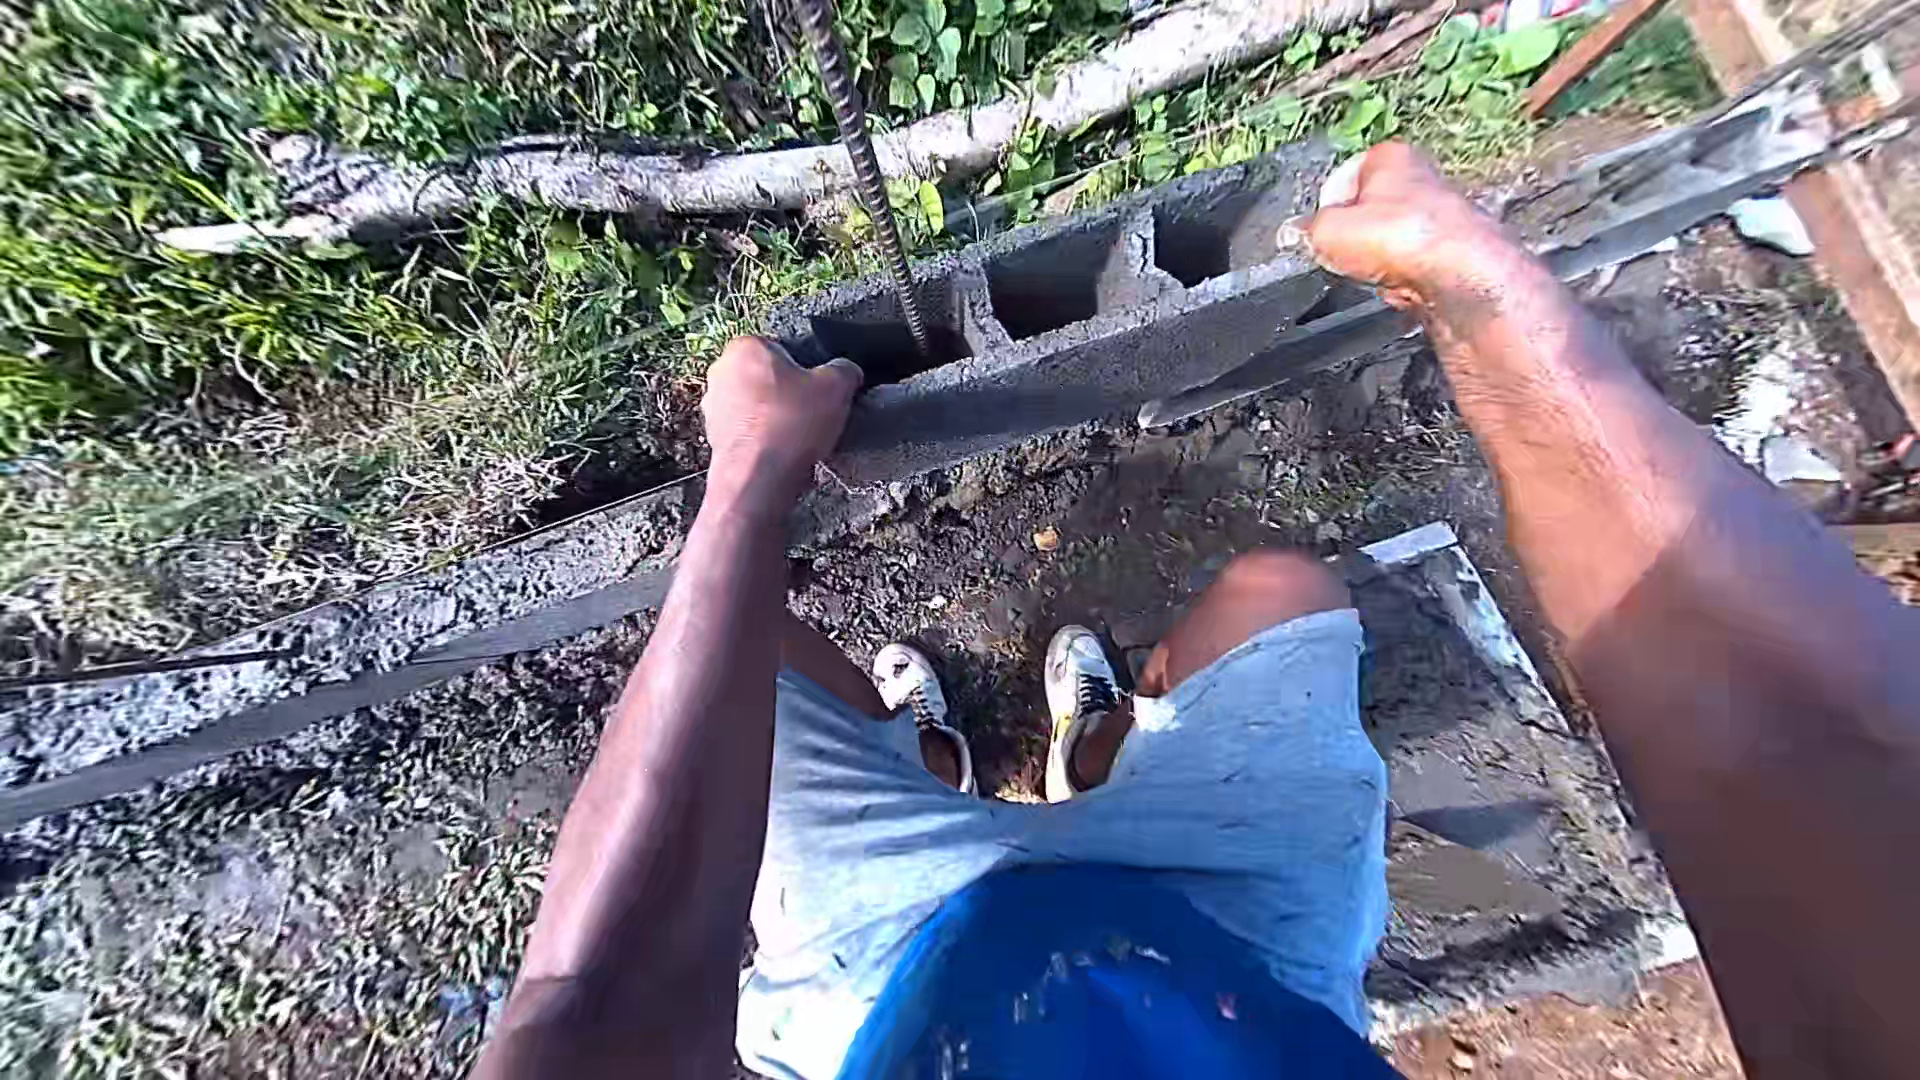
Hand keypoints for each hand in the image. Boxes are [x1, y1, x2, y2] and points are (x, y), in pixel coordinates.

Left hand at [701, 336, 861, 510]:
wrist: (759, 477)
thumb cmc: (790, 426)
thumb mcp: (836, 388)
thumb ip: (845, 370)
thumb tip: (848, 371)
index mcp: (746, 347)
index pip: (784, 349)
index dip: (809, 370)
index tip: (822, 390)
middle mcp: (722, 371)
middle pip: (769, 378)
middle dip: (791, 394)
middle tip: (815, 413)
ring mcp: (715, 406)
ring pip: (758, 406)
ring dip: (778, 419)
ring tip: (801, 437)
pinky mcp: (716, 437)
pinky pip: (750, 432)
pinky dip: (766, 440)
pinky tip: (785, 452)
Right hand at [1306, 142, 1529, 309]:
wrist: (1450, 270)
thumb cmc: (1393, 236)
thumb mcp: (1325, 230)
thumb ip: (1304, 230)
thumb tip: (1292, 233)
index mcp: (1389, 155)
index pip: (1341, 178)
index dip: (1325, 207)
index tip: (1319, 230)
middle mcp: (1415, 173)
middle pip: (1361, 207)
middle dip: (1347, 231)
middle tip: (1338, 251)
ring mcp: (1430, 207)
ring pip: (1379, 234)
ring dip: (1366, 253)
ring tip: (1365, 267)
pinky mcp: (1438, 241)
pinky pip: (1397, 256)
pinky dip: (1388, 268)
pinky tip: (1386, 278)